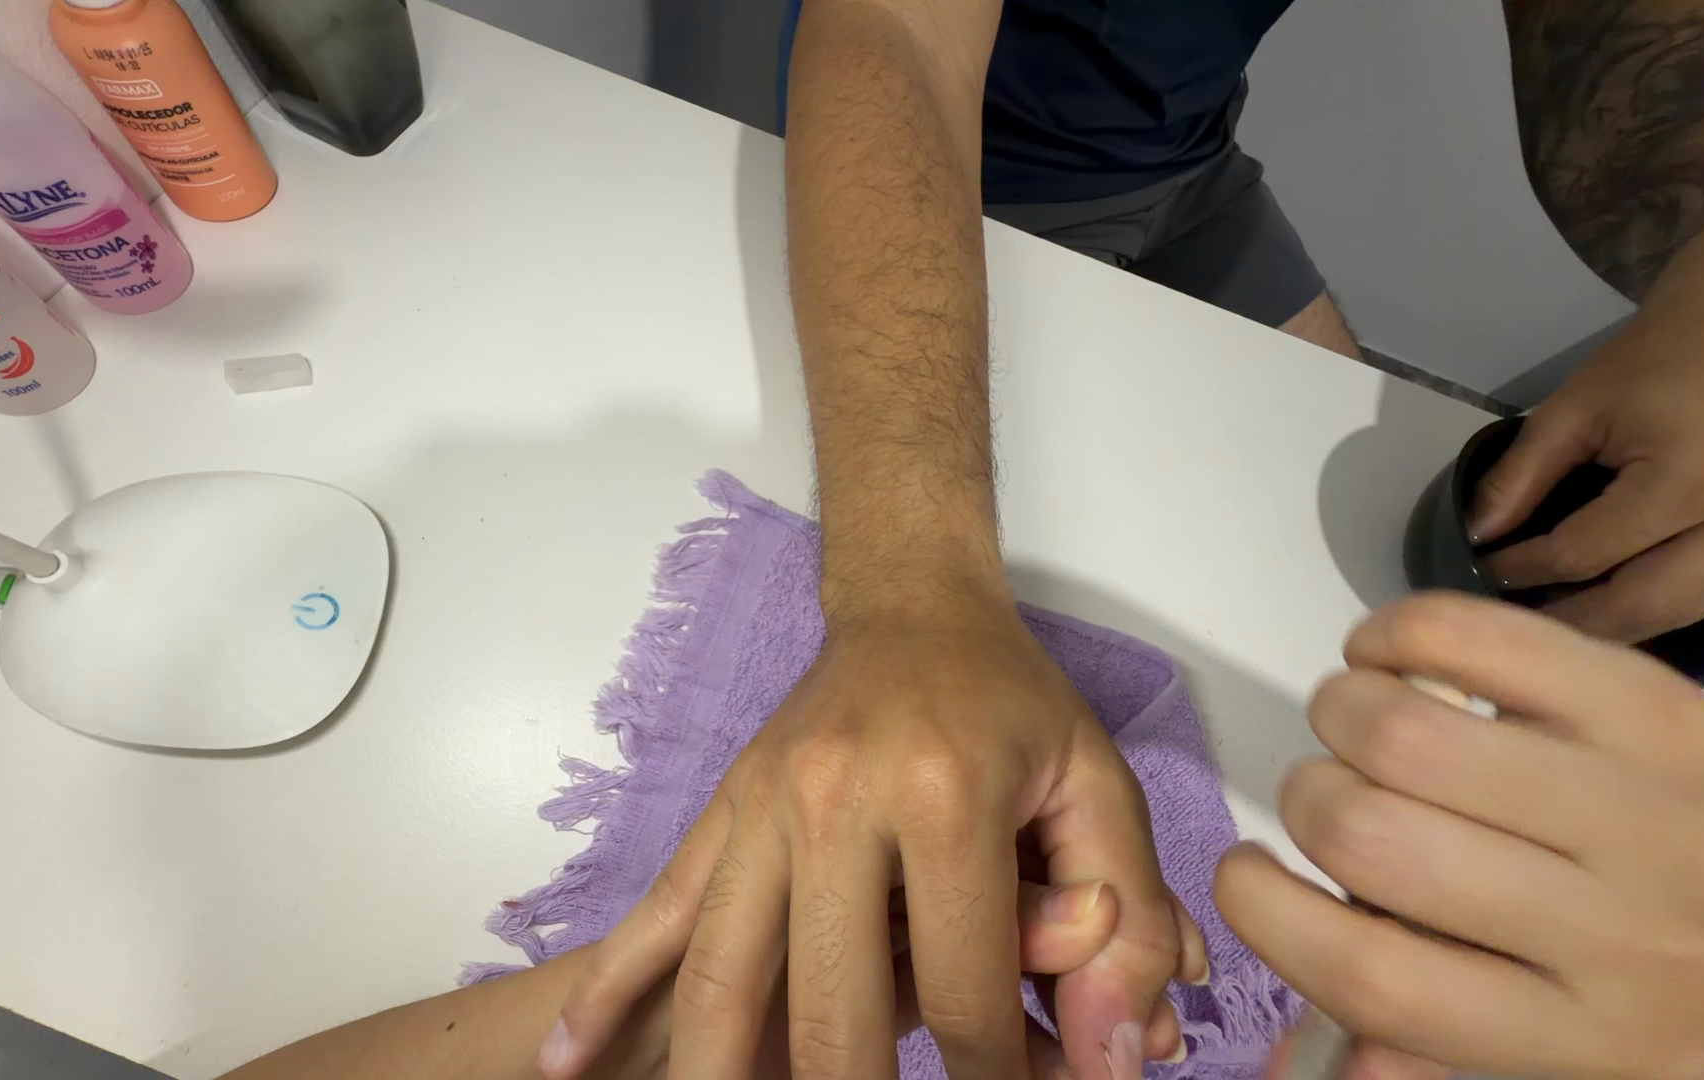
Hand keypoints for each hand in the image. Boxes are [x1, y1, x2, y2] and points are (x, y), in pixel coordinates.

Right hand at [540, 594, 1204, 1079]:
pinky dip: (613, 990)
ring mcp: (764, 798)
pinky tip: (572, 1061)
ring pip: (721, 976)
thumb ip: (1131, 923)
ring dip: (722, 1075)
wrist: (911, 609)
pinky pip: (663, 906)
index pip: (965, 997)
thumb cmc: (1007, 696)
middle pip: (830, 1012)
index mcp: (942, 796)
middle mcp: (834, 797)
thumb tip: (1122, 1067)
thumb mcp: (1099, 787)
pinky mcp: (729, 800)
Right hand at [1217, 593, 1703, 1079]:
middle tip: (1340, 789)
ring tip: (1366, 720)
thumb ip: (1417, 1050)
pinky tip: (1390, 659)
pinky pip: (1457, 638)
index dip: (1262, 907)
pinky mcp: (1646, 702)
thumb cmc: (1646, 962)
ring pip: (1393, 732)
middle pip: (1360, 832)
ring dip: (1338, 709)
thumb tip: (1294, 1067)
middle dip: (1308, 793)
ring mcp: (1642, 806)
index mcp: (1576, 1033)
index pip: (1366, 977)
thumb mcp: (1542, 1036)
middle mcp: (1620, 934)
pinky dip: (1385, 636)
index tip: (1251, 868)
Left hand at [1471, 284, 1703, 642]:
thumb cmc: (1665, 354)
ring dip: (1621, 625)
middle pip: (1647, 603)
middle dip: (1569, 623)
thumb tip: (1474, 536)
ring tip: (1554, 627)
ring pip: (1695, 607)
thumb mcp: (1573, 411)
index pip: (1580, 555)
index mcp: (1692, 485)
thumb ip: (1517, 479)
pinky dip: (1668, 605)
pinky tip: (1616, 605)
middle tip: (1509, 626)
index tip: (1477, 570)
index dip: (1517, 569)